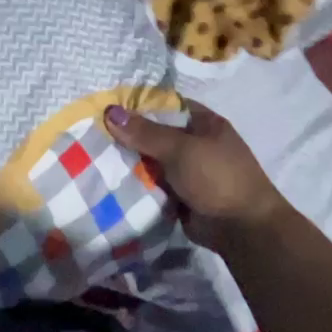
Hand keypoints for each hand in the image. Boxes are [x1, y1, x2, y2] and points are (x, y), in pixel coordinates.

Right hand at [103, 100, 290, 251]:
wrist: (239, 226)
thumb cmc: (217, 177)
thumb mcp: (181, 149)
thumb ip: (145, 132)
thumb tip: (110, 111)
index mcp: (203, 123)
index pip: (165, 106)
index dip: (137, 106)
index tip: (106, 109)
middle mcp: (194, 143)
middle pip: (153, 134)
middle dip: (126, 137)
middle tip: (92, 136)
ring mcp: (184, 170)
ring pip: (147, 160)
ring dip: (126, 162)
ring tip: (92, 158)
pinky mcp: (175, 193)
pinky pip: (148, 183)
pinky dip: (132, 183)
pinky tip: (107, 180)